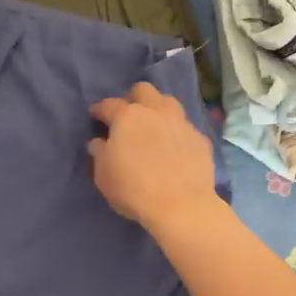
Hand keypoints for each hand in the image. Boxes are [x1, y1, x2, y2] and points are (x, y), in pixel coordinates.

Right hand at [88, 81, 218, 231]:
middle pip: (143, 91)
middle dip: (132, 98)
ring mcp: (181, 122)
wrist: (180, 205)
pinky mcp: (199, 138)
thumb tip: (99, 142)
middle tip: (127, 116)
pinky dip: (175, 133)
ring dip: (157, 110)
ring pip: (168, 103)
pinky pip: (184, 128)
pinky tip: (173, 149)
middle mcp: (156, 111)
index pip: (109, 105)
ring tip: (152, 127)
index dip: (99, 110)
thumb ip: (99, 153)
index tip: (95, 116)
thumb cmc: (133, 189)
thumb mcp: (103, 175)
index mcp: (127, 117)